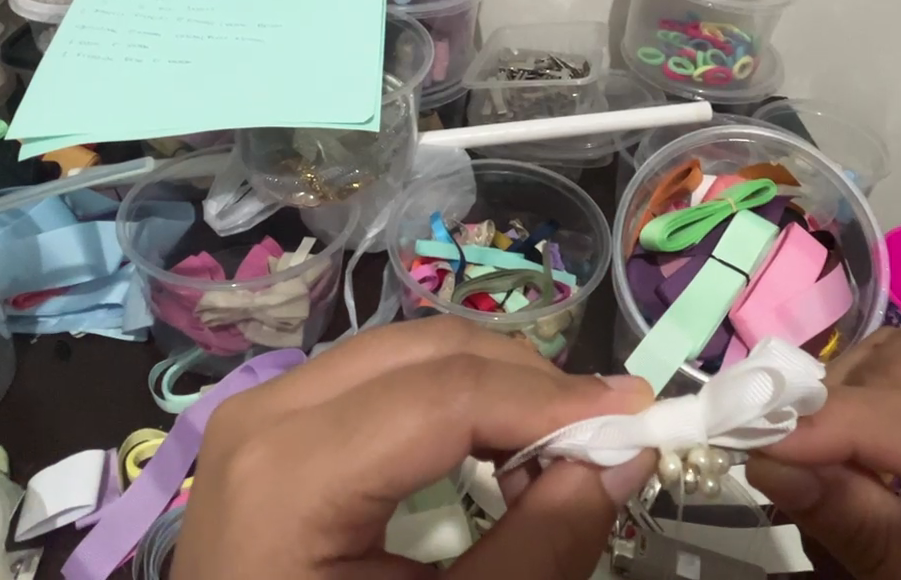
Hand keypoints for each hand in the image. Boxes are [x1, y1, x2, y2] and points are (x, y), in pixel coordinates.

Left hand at [175, 317, 658, 578]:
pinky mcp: (278, 410)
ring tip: (551, 443)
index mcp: (289, 476)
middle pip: (429, 353)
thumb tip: (622, 458)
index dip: (548, 398)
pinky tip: (489, 437)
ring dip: (494, 381)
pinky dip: (451, 390)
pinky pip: (383, 370)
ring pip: (410, 348)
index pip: (444, 397)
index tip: (634, 414)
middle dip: (527, 383)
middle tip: (600, 433)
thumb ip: (536, 552)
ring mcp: (266, 402)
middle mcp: (268, 410)